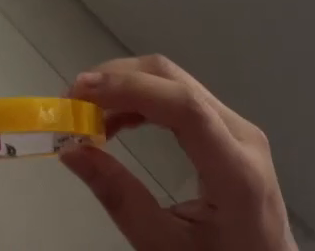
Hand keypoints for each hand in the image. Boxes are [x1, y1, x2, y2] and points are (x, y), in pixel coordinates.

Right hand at [60, 56, 299, 250]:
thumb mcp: (166, 248)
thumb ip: (120, 198)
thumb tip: (71, 151)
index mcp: (236, 171)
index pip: (183, 106)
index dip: (130, 89)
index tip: (81, 93)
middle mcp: (242, 135)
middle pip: (175, 80)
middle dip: (118, 80)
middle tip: (73, 100)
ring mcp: (238, 127)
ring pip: (174, 80)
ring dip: (126, 86)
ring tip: (87, 112)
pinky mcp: (228, 127)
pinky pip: (180, 96)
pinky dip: (142, 98)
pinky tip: (115, 119)